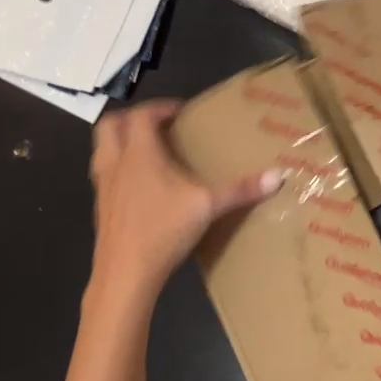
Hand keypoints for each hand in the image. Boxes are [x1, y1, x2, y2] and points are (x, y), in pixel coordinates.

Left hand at [87, 100, 281, 297]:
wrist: (126, 272)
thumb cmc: (164, 230)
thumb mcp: (208, 207)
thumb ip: (241, 190)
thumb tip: (279, 175)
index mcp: (139, 153)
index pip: (142, 115)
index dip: (160, 108)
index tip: (180, 112)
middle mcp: (116, 163)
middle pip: (111, 125)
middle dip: (132, 119)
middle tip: (158, 127)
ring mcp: (104, 186)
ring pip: (102, 149)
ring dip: (121, 142)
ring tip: (148, 153)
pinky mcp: (101, 208)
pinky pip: (105, 175)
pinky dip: (120, 170)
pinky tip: (141, 188)